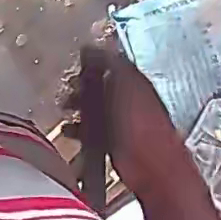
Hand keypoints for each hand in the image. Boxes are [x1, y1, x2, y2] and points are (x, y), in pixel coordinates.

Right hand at [74, 43, 193, 196]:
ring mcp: (126, 121)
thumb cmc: (142, 129)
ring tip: (66, 108)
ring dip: (80, 106)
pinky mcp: (117, 141)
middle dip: (83, 85)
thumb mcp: (122, 89)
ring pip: (98, 106)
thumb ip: (108, 68)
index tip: (79, 57)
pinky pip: (95, 128)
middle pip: (104, 85)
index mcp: (136, 83)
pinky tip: (71, 131)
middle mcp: (133, 100)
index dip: (95, 58)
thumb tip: (92, 49)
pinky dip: (82, 127)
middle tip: (68, 86)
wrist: (154, 170)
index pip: (114, 62)